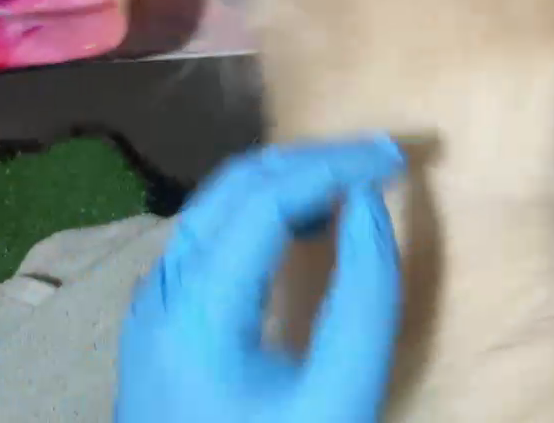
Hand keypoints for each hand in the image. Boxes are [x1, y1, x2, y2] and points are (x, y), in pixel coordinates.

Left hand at [117, 138, 406, 422]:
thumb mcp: (342, 395)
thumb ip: (366, 290)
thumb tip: (367, 200)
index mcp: (194, 316)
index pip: (267, 199)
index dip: (337, 166)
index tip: (399, 159)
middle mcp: (161, 296)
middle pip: (236, 184)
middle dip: (317, 158)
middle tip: (382, 159)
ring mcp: (155, 306)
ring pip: (221, 200)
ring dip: (293, 176)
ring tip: (355, 182)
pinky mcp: (165, 318)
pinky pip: (216, 230)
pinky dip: (270, 205)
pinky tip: (310, 220)